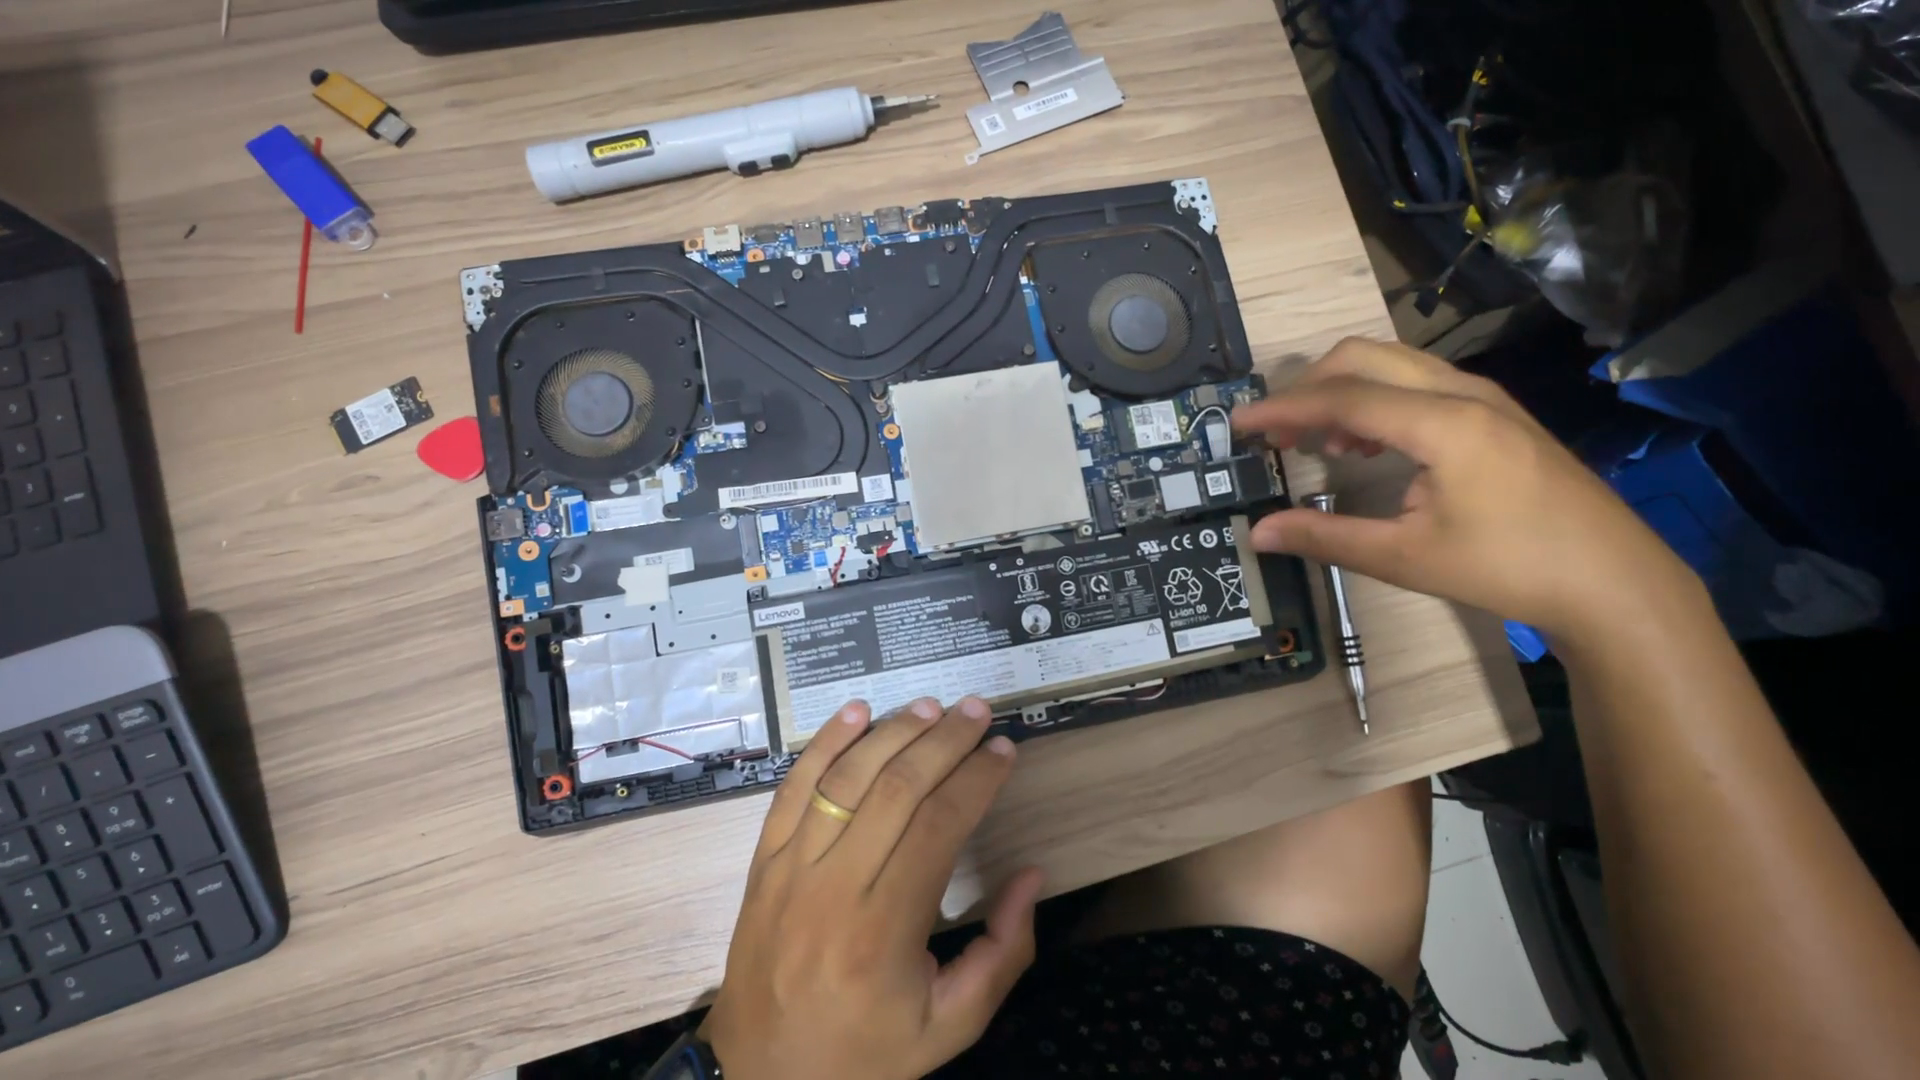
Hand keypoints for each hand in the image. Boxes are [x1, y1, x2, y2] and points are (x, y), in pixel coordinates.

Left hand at [701, 697, 1044, 1079]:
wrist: (761, 1074)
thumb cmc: (863, 1050)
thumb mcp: (950, 1025)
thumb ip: (1003, 952)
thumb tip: (1030, 875)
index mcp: (883, 930)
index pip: (939, 827)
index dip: (976, 780)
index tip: (1004, 750)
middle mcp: (833, 887)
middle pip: (896, 790)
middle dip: (943, 742)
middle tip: (977, 711)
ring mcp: (791, 867)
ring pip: (846, 779)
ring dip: (892, 733)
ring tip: (931, 706)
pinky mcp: (764, 859)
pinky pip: (793, 788)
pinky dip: (824, 744)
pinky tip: (856, 711)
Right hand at [1233, 338, 1701, 642]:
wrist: (1614, 581)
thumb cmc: (1508, 568)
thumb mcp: (1405, 558)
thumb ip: (1326, 537)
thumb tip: (1259, 532)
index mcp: (1443, 424)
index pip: (1344, 396)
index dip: (1284, 408)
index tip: (1238, 423)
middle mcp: (1464, 394)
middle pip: (1366, 357)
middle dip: (1311, 387)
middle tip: (1276, 433)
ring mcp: (1486, 399)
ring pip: (1395, 365)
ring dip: (1345, 392)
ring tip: (1317, 444)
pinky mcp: (1497, 414)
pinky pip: (1420, 384)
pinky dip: (1378, 401)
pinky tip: (1368, 447)